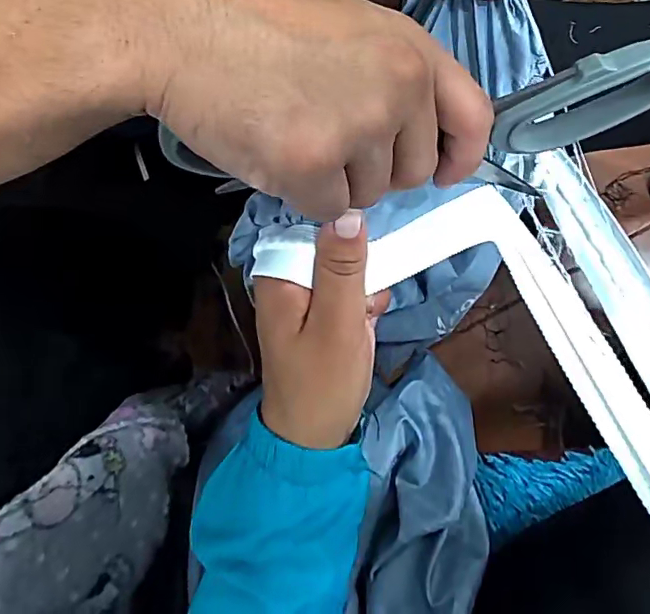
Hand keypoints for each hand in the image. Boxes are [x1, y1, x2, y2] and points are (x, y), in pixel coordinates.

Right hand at [130, 0, 492, 219]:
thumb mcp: (352, 25)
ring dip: (336, 180)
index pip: (475, 117)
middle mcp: (399, 88)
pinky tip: (272, 149)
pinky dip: (301, 192)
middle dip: (378, 168)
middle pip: (414, 170)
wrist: (181, 26)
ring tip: (294, 129)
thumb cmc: (260, 19)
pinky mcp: (310, 166)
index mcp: (413, 49)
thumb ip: (396, 73)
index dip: (464, 154)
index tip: (446, 172)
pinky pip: (326, 208)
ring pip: (369, 194)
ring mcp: (357, 127)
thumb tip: (412, 132)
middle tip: (330, 135)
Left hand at [254, 211, 391, 448]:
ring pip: (344, 261)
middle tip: (369, 292)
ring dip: (365, 280)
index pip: (310, 221)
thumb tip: (349, 211)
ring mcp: (303, 293)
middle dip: (359, 260)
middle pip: (330, 240)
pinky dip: (363, 297)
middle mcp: (286, 277)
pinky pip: (347, 284)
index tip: (371, 238)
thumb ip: (342, 267)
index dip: (344, 223)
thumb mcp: (338, 322)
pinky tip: (369, 318)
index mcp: (278, 274)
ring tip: (369, 310)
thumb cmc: (323, 382)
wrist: (315, 439)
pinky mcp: (320, 308)